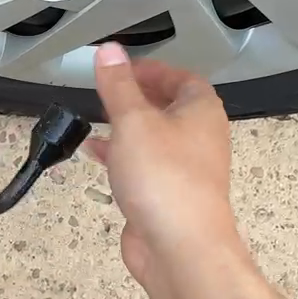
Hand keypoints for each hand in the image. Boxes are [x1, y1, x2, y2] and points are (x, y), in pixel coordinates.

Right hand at [87, 42, 241, 290]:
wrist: (179, 247)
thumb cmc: (165, 179)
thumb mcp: (132, 120)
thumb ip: (117, 85)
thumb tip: (109, 51)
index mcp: (201, 112)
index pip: (181, 77)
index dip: (152, 69)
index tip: (122, 68)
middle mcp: (199, 138)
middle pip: (169, 107)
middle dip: (137, 97)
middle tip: (109, 91)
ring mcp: (185, 169)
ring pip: (154, 137)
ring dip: (126, 127)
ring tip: (98, 119)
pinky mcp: (167, 195)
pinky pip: (144, 166)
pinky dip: (121, 156)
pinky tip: (96, 155)